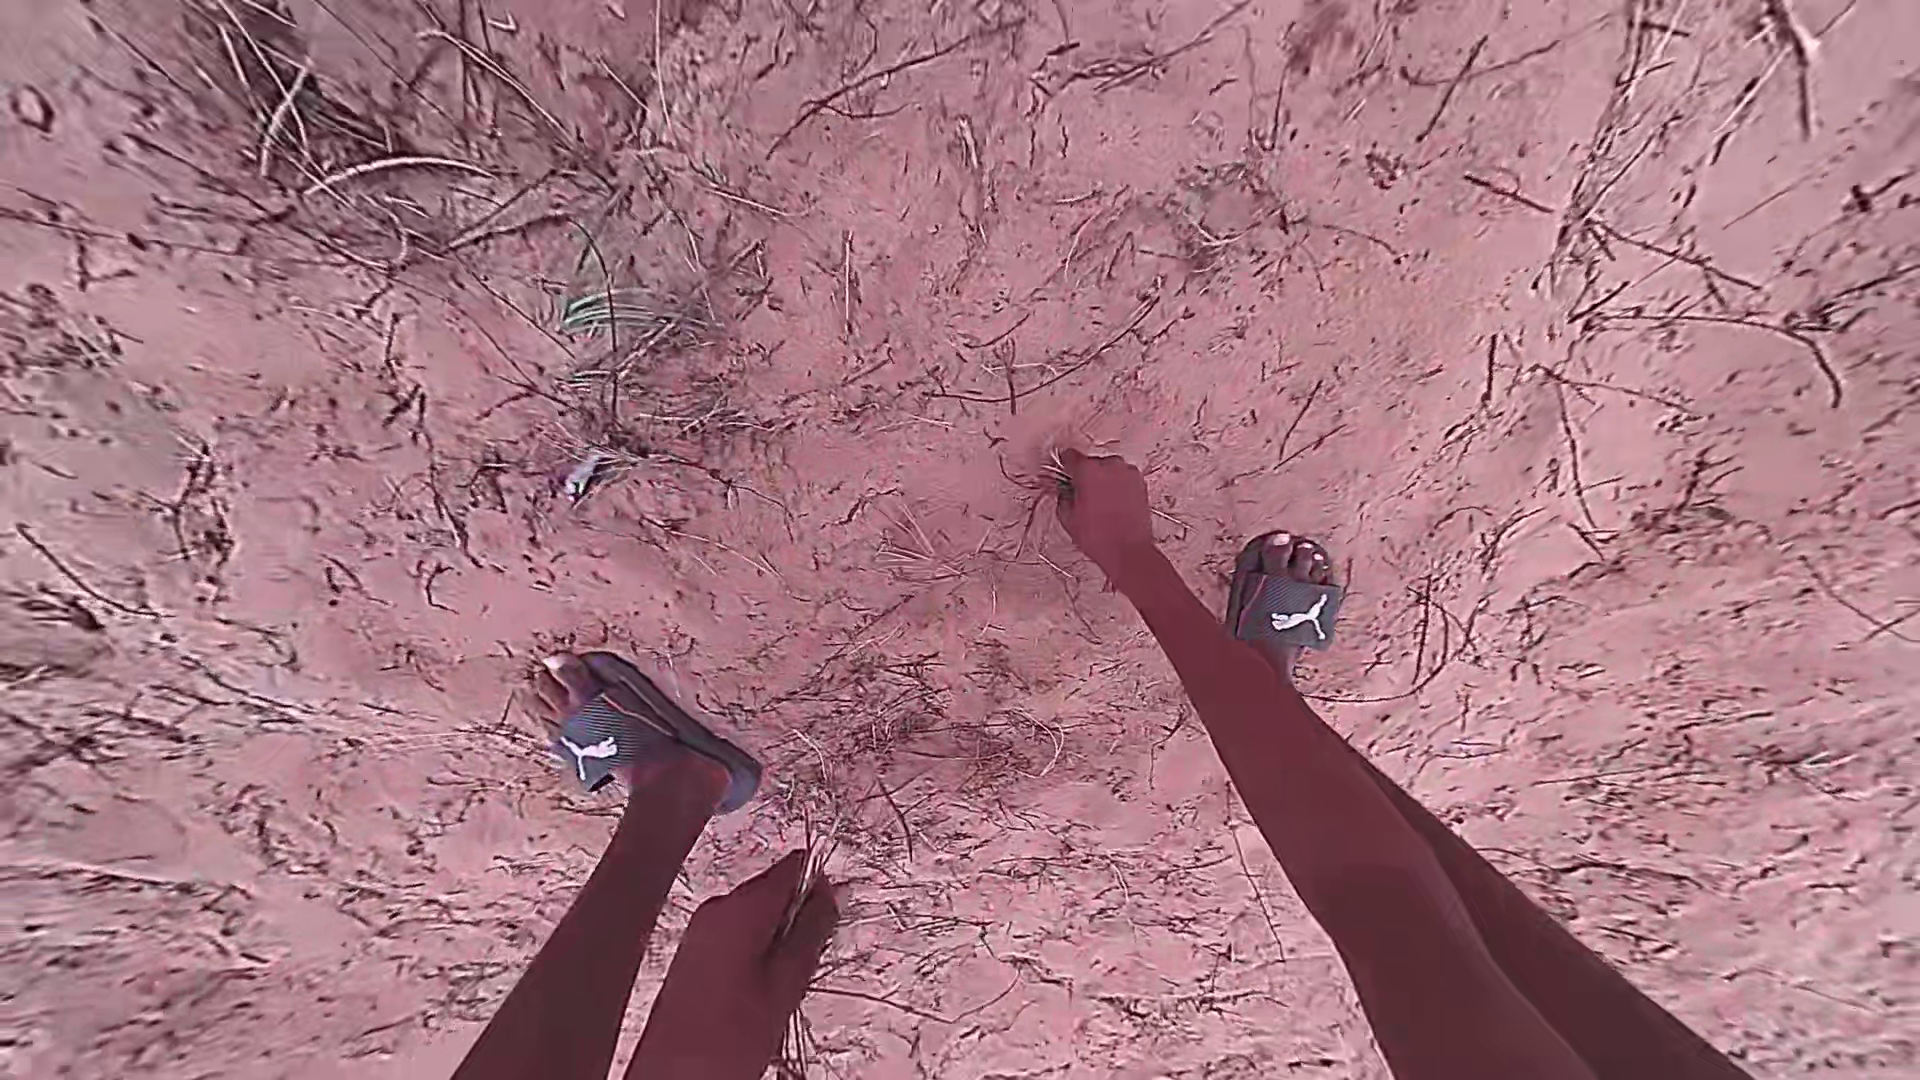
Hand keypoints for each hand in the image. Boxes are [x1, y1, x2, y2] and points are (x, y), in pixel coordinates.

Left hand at [628, 851, 837, 1079]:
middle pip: (774, 889)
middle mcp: (717, 906)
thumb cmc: (729, 1039)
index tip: (829, 917)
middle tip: (805, 963)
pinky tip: (756, 992)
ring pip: (757, 914)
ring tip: (779, 986)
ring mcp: (700, 929)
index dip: (818, 885)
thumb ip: (814, 928)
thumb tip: (832, 890)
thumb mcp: (787, 981)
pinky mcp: (691, 953)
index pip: (793, 865)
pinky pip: (736, 933)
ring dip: (777, 938)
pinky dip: (755, 951)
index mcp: (742, 905)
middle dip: (797, 917)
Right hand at [1055, 449, 1158, 582]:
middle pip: (1090, 462)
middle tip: (1079, 495)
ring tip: (1096, 504)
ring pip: (1108, 469)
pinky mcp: (1140, 483)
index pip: (1069, 456)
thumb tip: (1064, 492)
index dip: (1062, 465)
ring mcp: (1128, 473)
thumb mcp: (1067, 517)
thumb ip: (1062, 496)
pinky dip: (1116, 486)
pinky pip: (1122, 478)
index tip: (1061, 472)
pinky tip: (1110, 505)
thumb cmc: (1101, 536)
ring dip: (1101, 480)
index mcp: (1088, 470)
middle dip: (1083, 476)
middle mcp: (1110, 466)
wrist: (1127, 550)